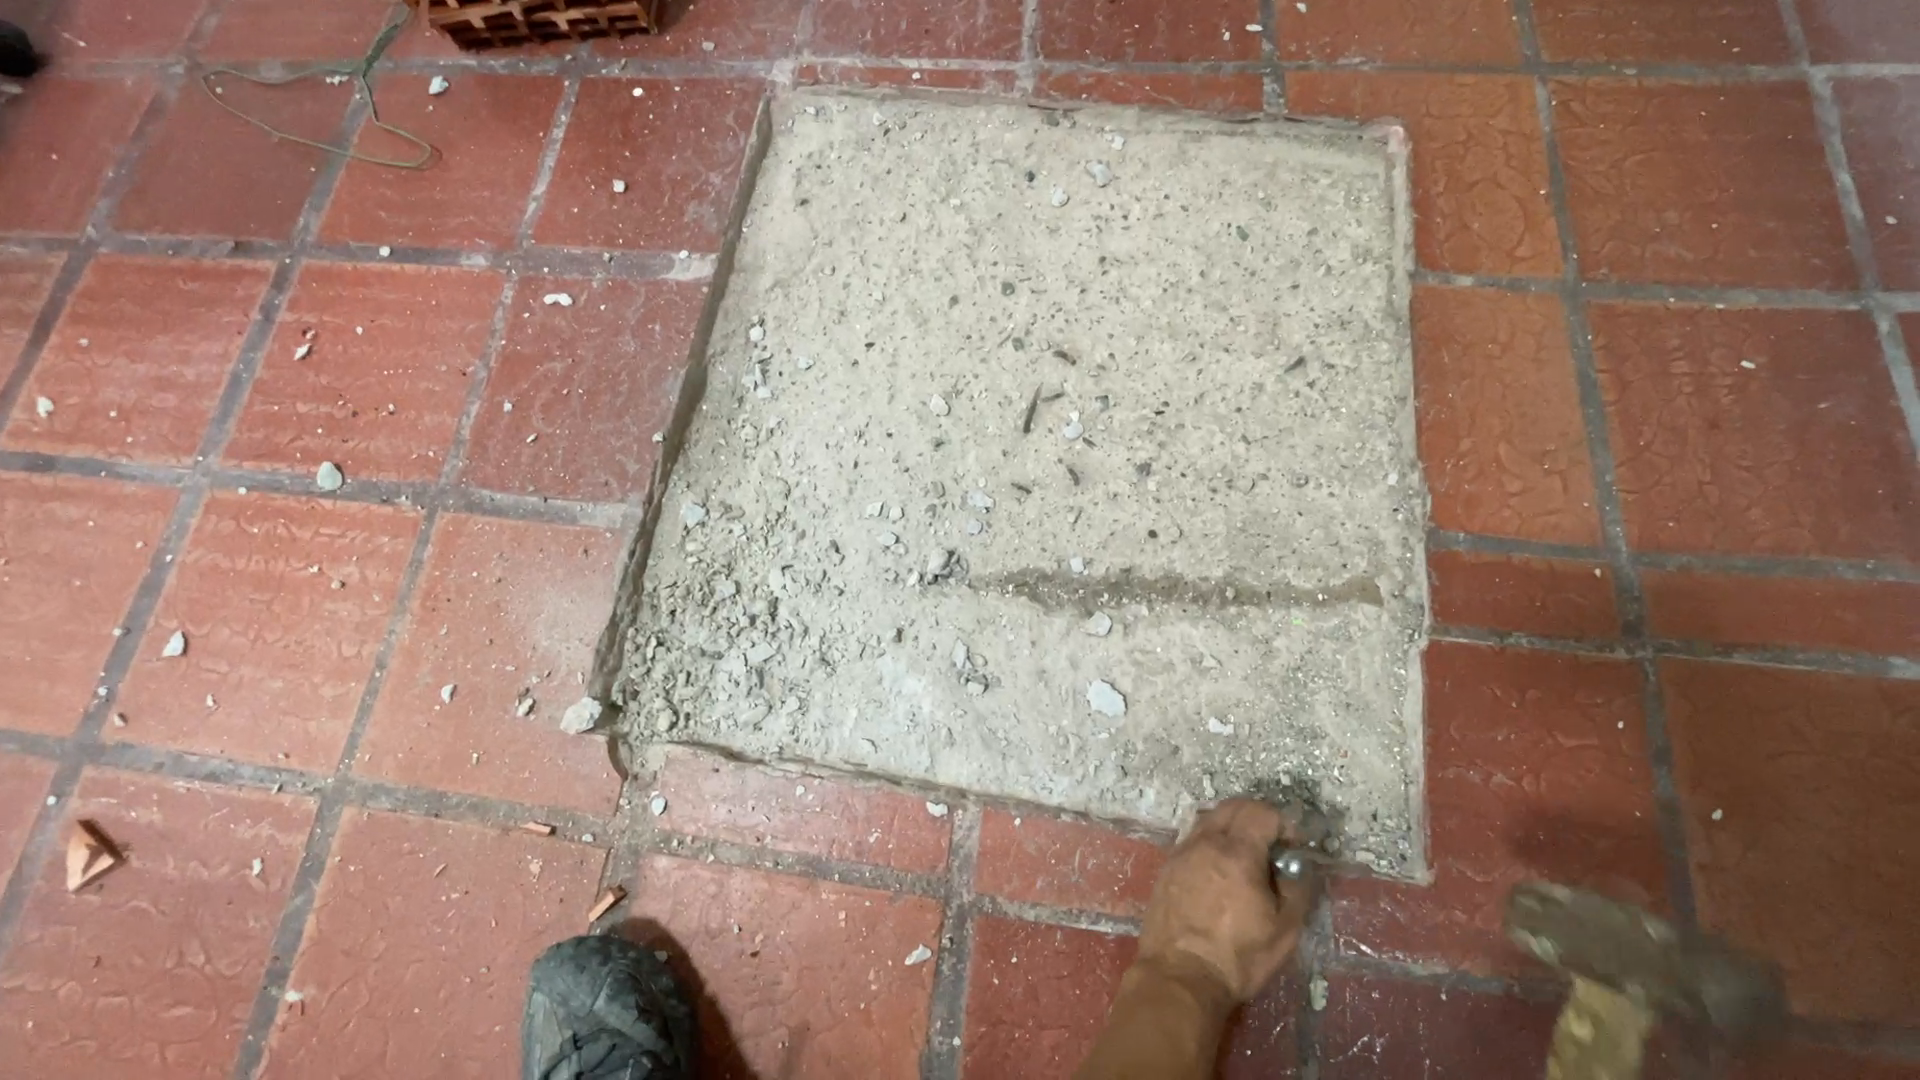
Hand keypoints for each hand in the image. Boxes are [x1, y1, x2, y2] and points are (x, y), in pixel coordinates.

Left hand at [1136, 799, 1309, 1002]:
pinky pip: (1193, 838)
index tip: (1294, 847)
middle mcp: (1204, 842)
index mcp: (1236, 852)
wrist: (1179, 975)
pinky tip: (1220, 869)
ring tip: (1247, 856)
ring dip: (1232, 826)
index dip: (1284, 823)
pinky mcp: (1167, 867)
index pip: (1261, 812)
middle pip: (1233, 807)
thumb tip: (1300, 865)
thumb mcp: (1284, 930)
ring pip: (1209, 818)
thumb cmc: (1237, 956)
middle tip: (1274, 845)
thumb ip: (1298, 889)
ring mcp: (1181, 852)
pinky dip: (1211, 841)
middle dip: (1258, 817)